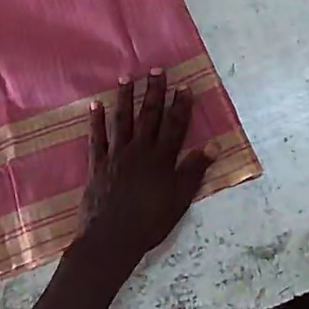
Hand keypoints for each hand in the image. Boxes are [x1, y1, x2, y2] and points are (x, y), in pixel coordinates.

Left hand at [68, 70, 212, 282]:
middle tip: (156, 69)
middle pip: (149, 116)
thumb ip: (194, 171)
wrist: (111, 239)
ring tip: (127, 77)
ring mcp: (116, 155)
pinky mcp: (97, 164)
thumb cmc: (150, 222)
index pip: (174, 125)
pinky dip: (96, 121)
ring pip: (122, 120)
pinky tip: (95, 105)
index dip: (180, 105)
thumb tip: (213, 146)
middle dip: (154, 92)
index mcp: (161, 159)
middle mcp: (139, 150)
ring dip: (125, 98)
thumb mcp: (179, 199)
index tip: (184, 85)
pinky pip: (96, 138)